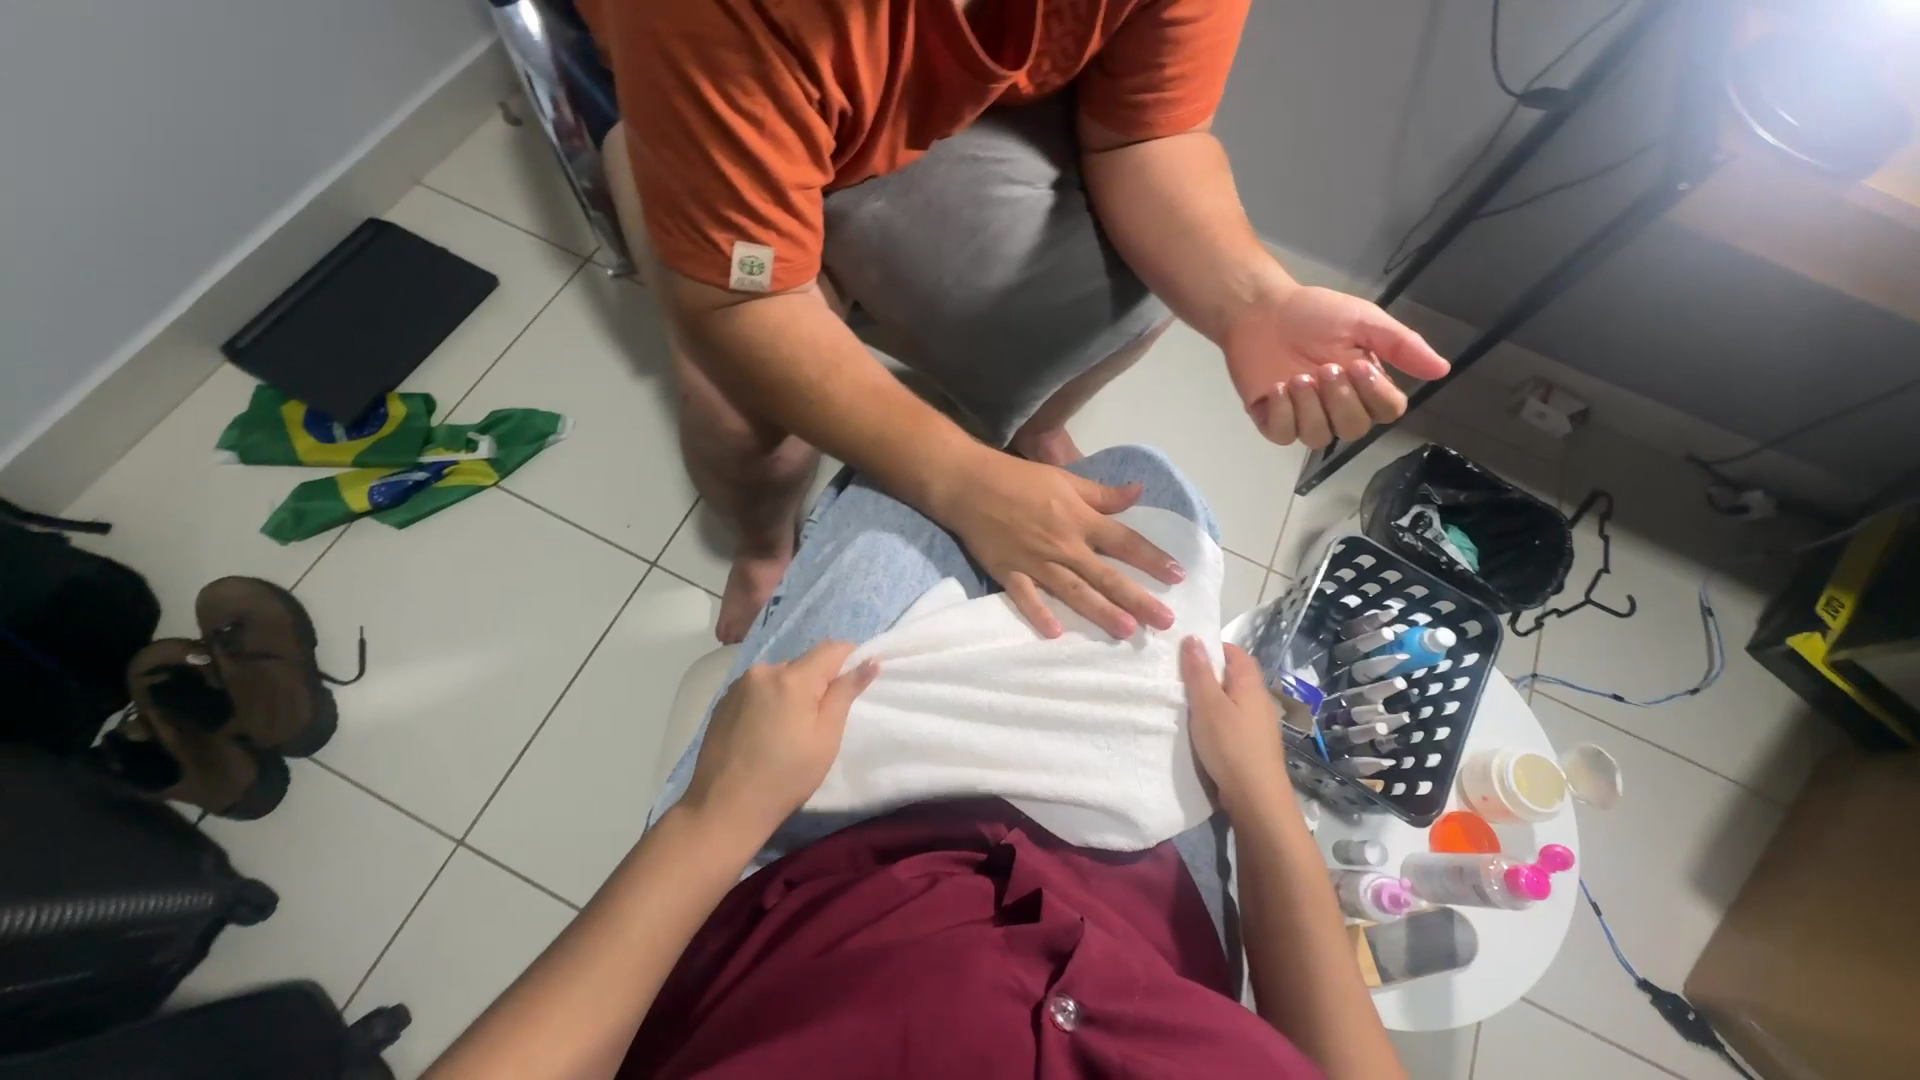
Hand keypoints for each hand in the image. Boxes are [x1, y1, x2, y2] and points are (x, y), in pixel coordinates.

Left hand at [680, 641, 877, 840]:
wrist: (724, 807)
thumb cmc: (786, 777)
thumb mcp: (826, 738)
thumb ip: (845, 694)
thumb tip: (869, 662)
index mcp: (792, 679)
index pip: (831, 649)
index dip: (850, 660)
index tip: (853, 686)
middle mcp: (763, 671)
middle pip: (804, 663)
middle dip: (818, 682)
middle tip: (821, 721)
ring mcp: (739, 685)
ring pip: (780, 676)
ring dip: (792, 692)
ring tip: (790, 730)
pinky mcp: (723, 701)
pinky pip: (758, 689)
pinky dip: (770, 701)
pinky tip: (765, 733)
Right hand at [941, 454, 1182, 639]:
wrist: (969, 483)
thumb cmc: (1019, 478)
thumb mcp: (1066, 479)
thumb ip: (1102, 493)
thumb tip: (1138, 492)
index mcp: (1079, 519)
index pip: (1124, 542)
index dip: (1152, 559)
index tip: (1177, 576)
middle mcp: (1063, 545)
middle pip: (1106, 575)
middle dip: (1138, 599)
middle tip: (1164, 621)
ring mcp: (1035, 562)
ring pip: (1074, 591)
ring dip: (1101, 612)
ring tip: (1127, 630)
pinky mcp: (1009, 573)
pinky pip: (1026, 597)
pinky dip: (1039, 614)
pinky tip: (1056, 633)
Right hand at [1179, 637, 1289, 817]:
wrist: (1255, 797)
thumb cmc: (1230, 745)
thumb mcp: (1207, 705)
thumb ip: (1199, 672)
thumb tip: (1193, 638)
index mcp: (1250, 684)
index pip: (1234, 652)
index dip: (1211, 648)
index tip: (1184, 654)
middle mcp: (1259, 699)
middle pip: (1233, 676)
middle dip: (1207, 673)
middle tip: (1177, 678)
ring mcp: (1259, 724)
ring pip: (1231, 700)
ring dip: (1210, 698)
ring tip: (1183, 703)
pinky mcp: (1253, 744)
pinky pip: (1232, 720)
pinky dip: (1216, 718)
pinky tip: (1200, 730)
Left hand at [1221, 285, 1449, 448]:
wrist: (1261, 311)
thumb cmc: (1313, 314)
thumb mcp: (1364, 321)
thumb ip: (1401, 345)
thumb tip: (1443, 369)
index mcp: (1366, 384)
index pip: (1389, 411)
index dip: (1376, 395)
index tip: (1359, 365)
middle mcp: (1337, 406)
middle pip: (1354, 429)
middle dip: (1340, 399)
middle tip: (1325, 368)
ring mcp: (1303, 416)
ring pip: (1319, 438)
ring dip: (1309, 406)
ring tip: (1296, 378)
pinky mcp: (1272, 419)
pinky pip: (1284, 436)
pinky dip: (1282, 413)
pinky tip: (1276, 388)